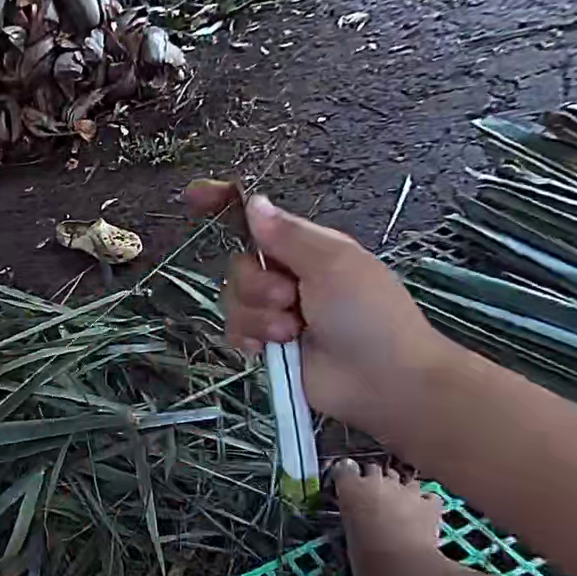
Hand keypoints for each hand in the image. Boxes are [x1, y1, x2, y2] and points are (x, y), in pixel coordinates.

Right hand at [184, 180, 455, 432]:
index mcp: (305, 248)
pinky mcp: (265, 345)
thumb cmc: (368, 313)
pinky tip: (270, 349)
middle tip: (290, 298)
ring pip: (233, 300)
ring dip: (260, 316)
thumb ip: (288, 234)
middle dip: (257, 284)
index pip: (258, 220)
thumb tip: (252, 202)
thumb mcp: (334, 263)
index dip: (225, 206)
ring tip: (292, 331)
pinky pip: (233, 330)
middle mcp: (286, 276)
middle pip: (239, 265)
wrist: (382, 379)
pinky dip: (250, 338)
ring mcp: (274, 312)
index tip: (195, 195)